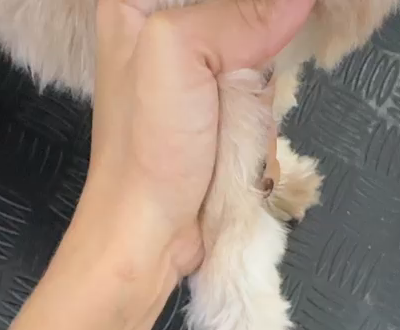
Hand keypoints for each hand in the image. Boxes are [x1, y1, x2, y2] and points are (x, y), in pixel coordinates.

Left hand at [70, 0, 314, 280]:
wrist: (148, 236)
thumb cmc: (146, 147)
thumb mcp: (179, 52)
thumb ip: (241, 13)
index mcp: (137, 1)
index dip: (244, 4)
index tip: (261, 24)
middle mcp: (165, 31)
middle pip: (242, 15)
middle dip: (257, 45)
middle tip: (234, 88)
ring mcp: (197, 81)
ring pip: (260, 57)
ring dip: (260, 96)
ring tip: (236, 128)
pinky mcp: (219, 119)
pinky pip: (261, 100)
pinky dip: (262, 125)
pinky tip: (244, 149)